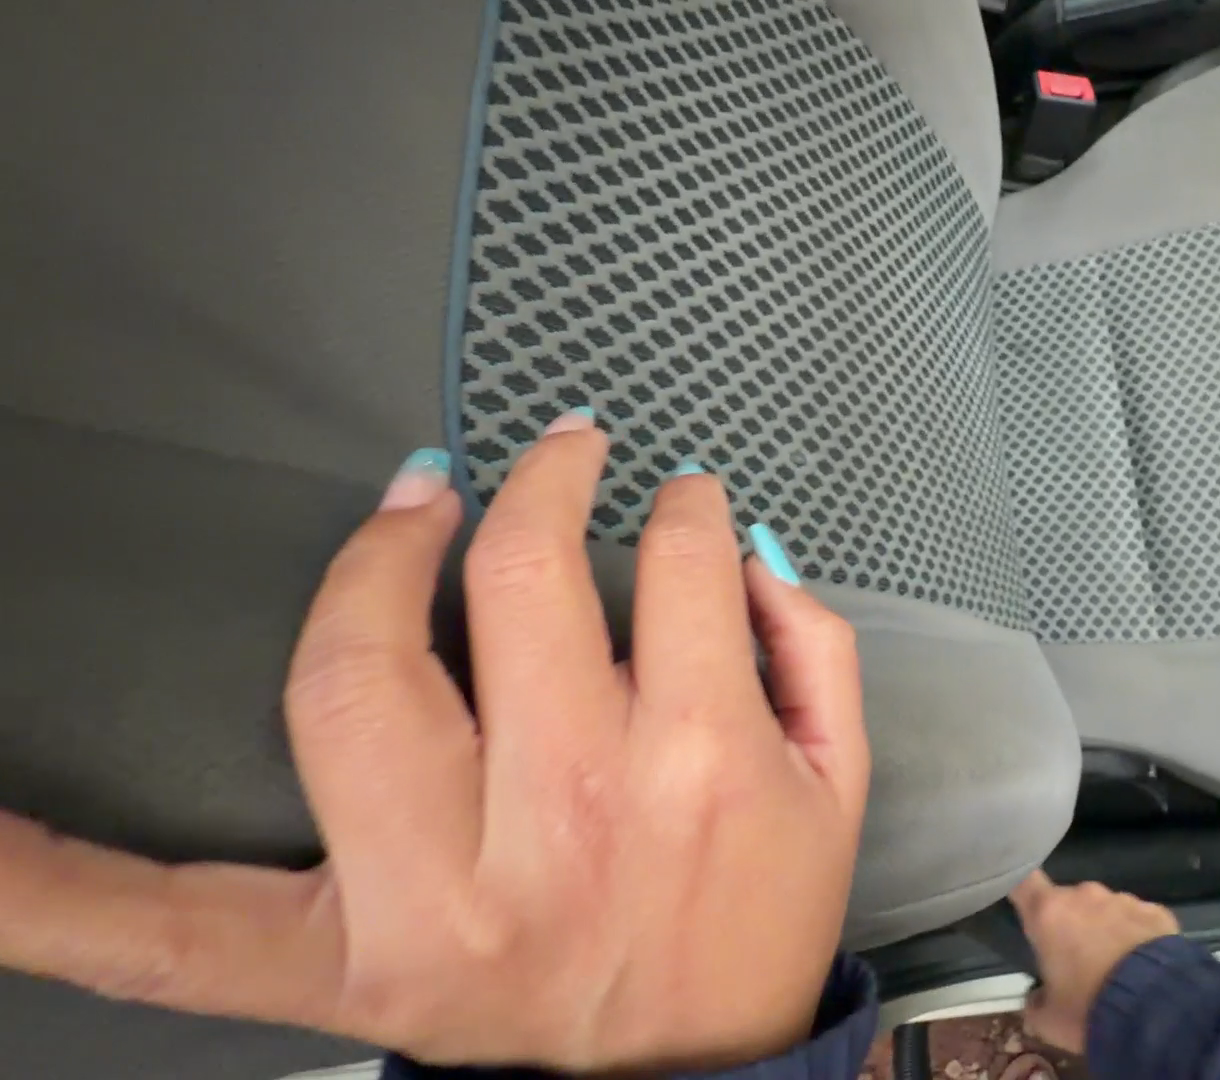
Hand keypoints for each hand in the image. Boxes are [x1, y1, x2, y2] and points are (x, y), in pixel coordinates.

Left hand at [0, 411, 868, 1073]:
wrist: (695, 1071)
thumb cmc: (772, 910)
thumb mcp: (841, 775)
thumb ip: (815, 648)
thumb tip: (744, 554)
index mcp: (700, 763)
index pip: (681, 571)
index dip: (685, 507)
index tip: (682, 494)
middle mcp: (570, 807)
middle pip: (520, 586)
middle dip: (545, 485)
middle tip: (560, 453)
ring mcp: (440, 889)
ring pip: (355, 679)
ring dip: (374, 561)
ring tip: (417, 504)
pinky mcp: (347, 965)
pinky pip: (164, 927)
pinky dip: (48, 880)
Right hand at [1007, 870, 1179, 1053]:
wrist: (1156, 1010)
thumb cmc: (1089, 1008)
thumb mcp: (1051, 1020)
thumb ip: (1036, 1004)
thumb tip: (1035, 1001)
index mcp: (1049, 912)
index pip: (1024, 882)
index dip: (1022, 889)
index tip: (1022, 900)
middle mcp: (1083, 896)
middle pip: (1068, 902)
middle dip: (1071, 924)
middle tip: (1077, 960)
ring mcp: (1122, 899)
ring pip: (1105, 909)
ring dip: (1105, 929)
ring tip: (1115, 967)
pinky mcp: (1155, 911)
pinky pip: (1137, 920)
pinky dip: (1136, 936)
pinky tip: (1144, 966)